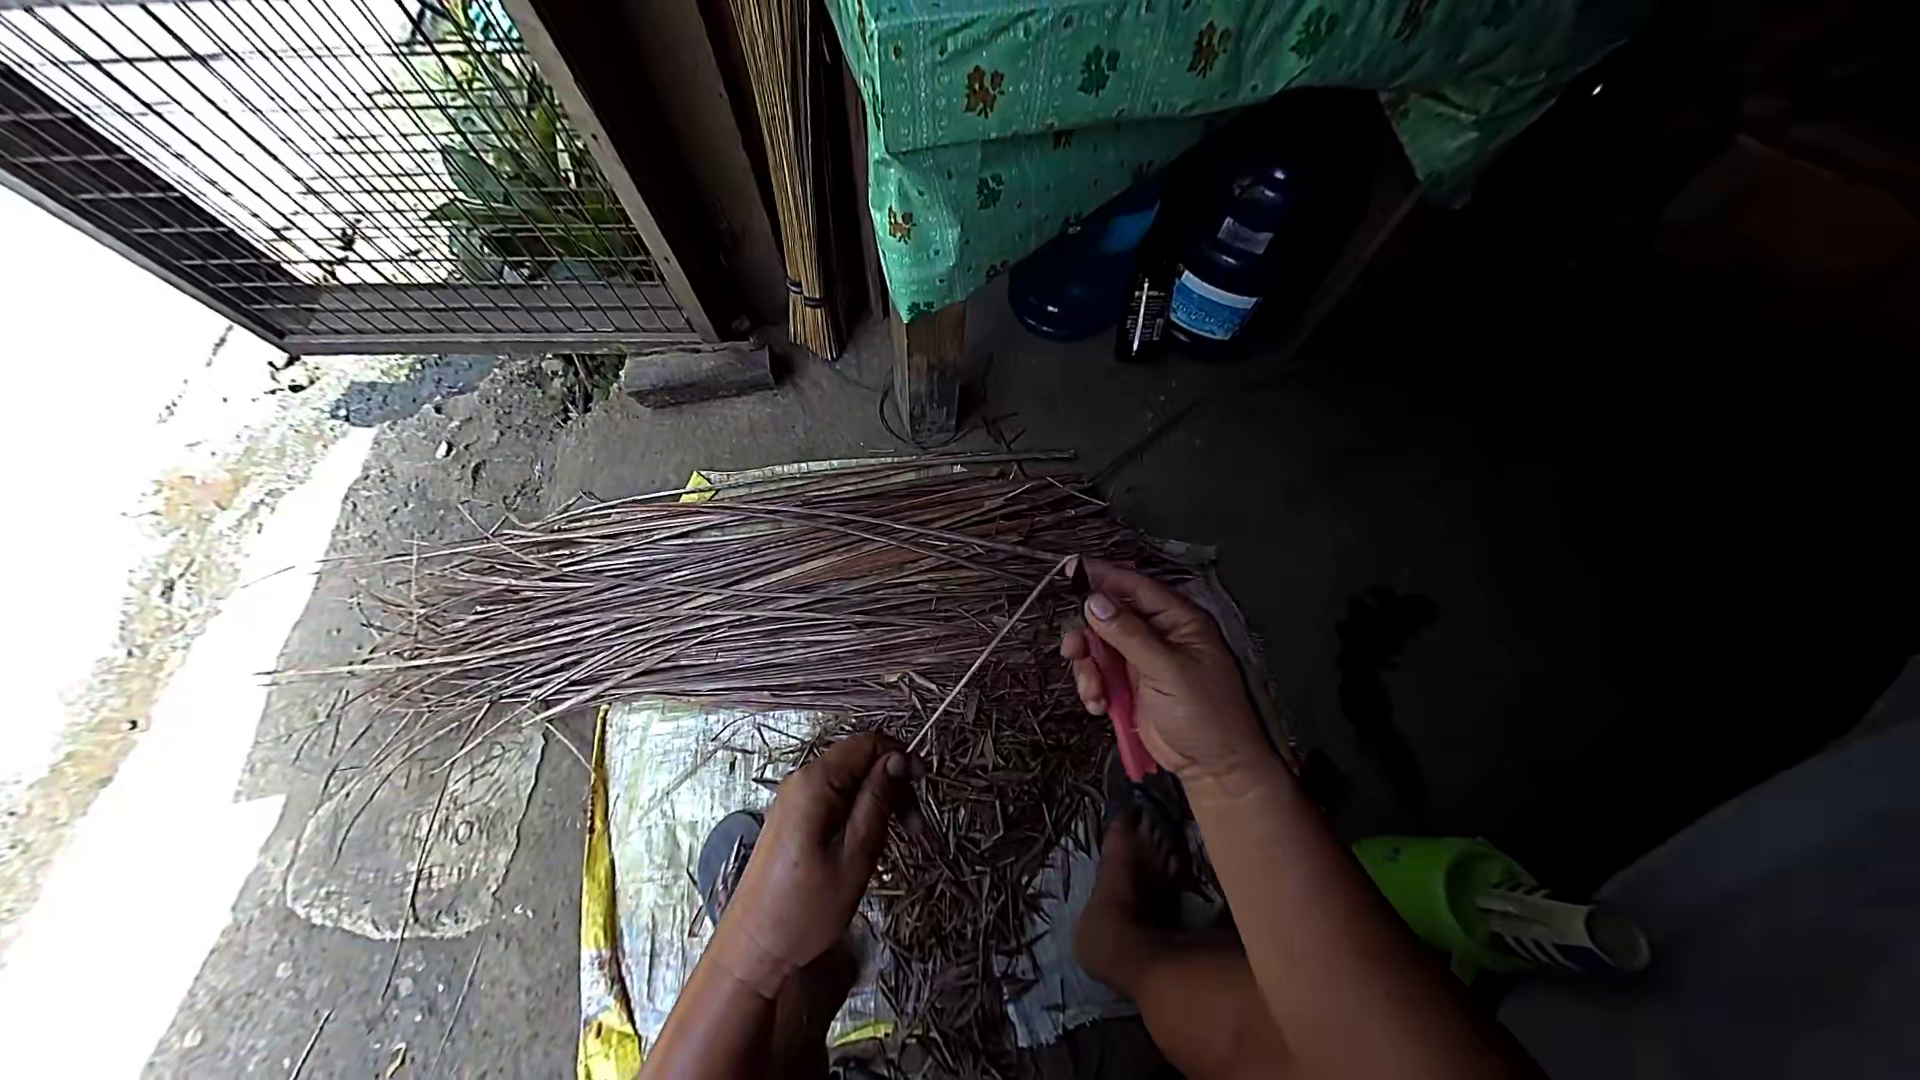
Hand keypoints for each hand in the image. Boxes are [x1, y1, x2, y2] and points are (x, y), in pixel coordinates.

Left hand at [707, 732, 919, 997]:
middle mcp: (802, 780)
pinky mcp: (794, 818)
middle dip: (893, 783)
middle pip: (860, 760)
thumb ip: (877, 800)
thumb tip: (897, 758)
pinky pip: (836, 798)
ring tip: (901, 838)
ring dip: (880, 800)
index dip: (900, 755)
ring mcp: (795, 799)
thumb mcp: (855, 854)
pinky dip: (861, 812)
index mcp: (815, 782)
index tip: (924, 784)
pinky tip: (871, 841)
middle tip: (916, 826)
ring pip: (851, 780)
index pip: (867, 742)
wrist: (752, 952)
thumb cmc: (806, 909)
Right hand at [1061, 561, 1271, 787]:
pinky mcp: (1128, 684)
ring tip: (1094, 691)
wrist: (1213, 768)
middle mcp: (1157, 634)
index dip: (1103, 578)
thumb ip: (1129, 634)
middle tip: (1075, 649)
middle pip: (1107, 616)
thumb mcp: (1168, 670)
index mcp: (1178, 620)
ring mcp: (1140, 660)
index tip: (1073, 571)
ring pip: (1097, 646)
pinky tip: (1100, 704)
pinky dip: (1092, 687)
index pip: (1134, 587)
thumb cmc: (1207, 715)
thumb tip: (1096, 602)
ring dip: (1088, 668)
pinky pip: (1097, 673)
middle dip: (1087, 633)